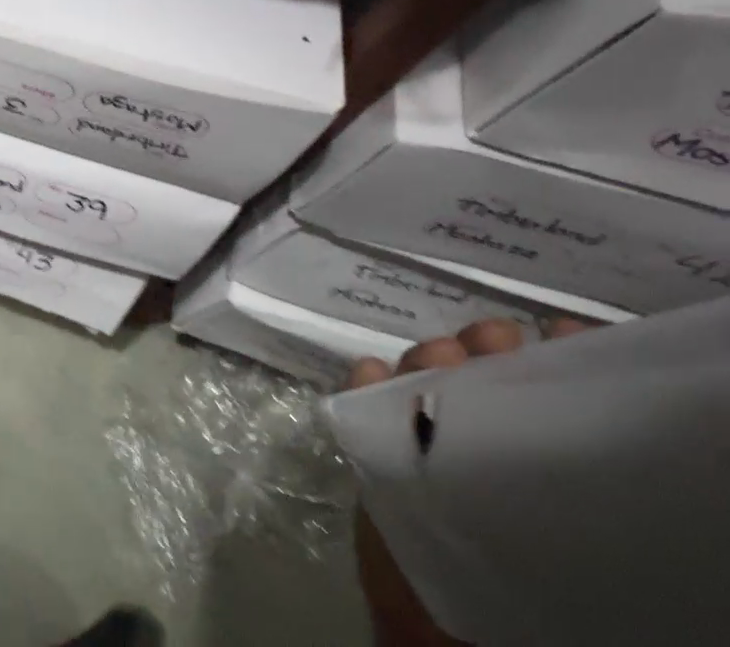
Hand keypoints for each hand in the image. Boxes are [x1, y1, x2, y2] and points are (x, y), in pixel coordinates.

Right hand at [346, 317, 591, 646]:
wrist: (449, 618)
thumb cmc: (526, 568)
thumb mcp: (572, 509)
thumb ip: (574, 456)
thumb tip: (593, 393)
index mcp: (537, 437)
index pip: (551, 378)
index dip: (559, 350)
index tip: (566, 333)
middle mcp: (481, 425)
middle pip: (481, 367)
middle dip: (485, 344)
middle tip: (494, 342)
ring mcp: (420, 432)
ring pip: (420, 374)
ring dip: (426, 357)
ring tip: (437, 357)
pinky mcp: (371, 445)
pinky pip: (359, 401)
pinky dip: (360, 381)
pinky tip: (366, 372)